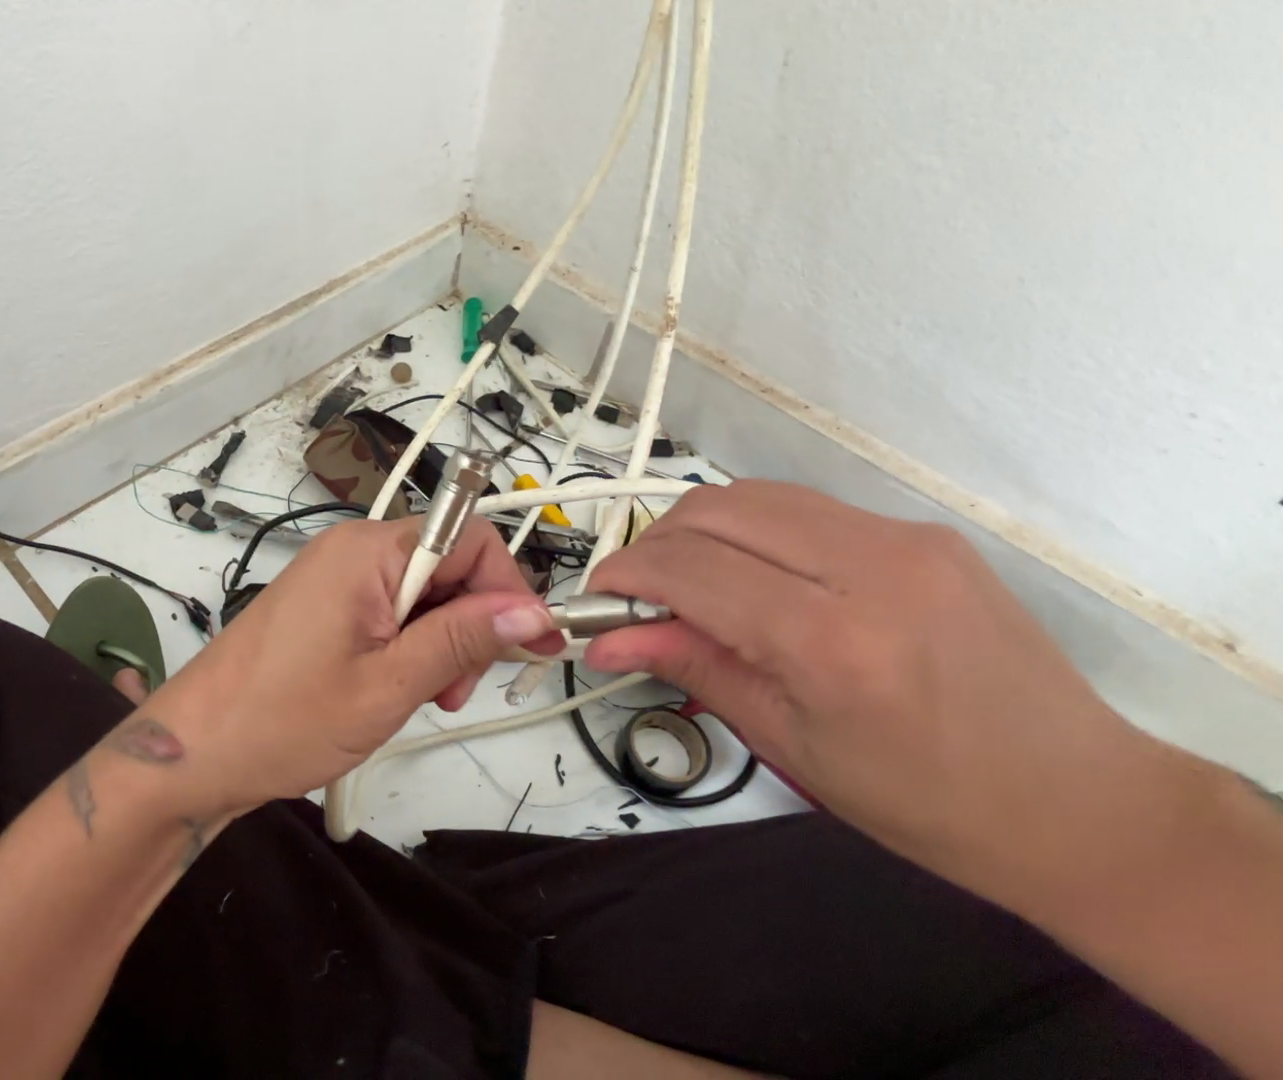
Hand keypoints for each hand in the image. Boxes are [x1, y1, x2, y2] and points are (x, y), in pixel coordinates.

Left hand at [143, 517, 557, 819]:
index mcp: (367, 551)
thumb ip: (461, 640)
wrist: (194, 753)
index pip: (470, 538)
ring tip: (420, 698)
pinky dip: (406, 648)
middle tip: (453, 692)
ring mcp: (333, 576)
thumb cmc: (283, 722)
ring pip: (421, 594)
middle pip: (447, 565)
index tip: (529, 649)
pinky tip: (393, 689)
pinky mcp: (323, 604)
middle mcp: (351, 549)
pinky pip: (388, 610)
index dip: (508, 590)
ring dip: (438, 644)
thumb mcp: (388, 686)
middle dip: (469, 625)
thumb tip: (531, 610)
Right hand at [582, 480, 1174, 905]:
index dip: (624, 574)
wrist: (1079, 804)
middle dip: (654, 544)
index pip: (689, 567)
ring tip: (687, 586)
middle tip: (637, 598)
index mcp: (830, 639)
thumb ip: (692, 666)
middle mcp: (869, 565)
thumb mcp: (786, 742)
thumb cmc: (920, 802)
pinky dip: (753, 532)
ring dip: (700, 531)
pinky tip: (752, 579)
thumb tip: (607, 637)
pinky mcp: (924, 533)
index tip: (595, 599)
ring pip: (757, 495)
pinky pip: (806, 509)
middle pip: (716, 509)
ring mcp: (905, 538)